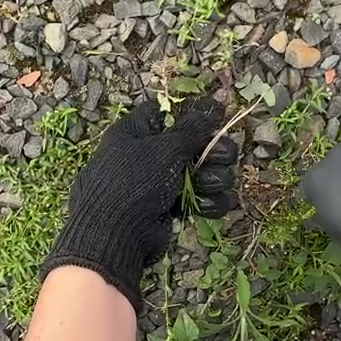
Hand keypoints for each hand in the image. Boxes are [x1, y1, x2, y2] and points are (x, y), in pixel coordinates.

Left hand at [41, 97, 238, 311]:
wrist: (115, 234)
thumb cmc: (134, 181)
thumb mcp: (165, 148)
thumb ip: (193, 129)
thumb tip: (214, 106)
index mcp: (136, 132)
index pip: (166, 113)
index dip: (193, 113)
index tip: (217, 115)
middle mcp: (147, 155)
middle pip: (191, 144)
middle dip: (212, 151)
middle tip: (224, 156)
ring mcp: (157, 183)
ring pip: (199, 173)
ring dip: (212, 178)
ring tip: (210, 184)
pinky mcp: (167, 208)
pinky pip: (196, 199)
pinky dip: (206, 202)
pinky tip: (208, 205)